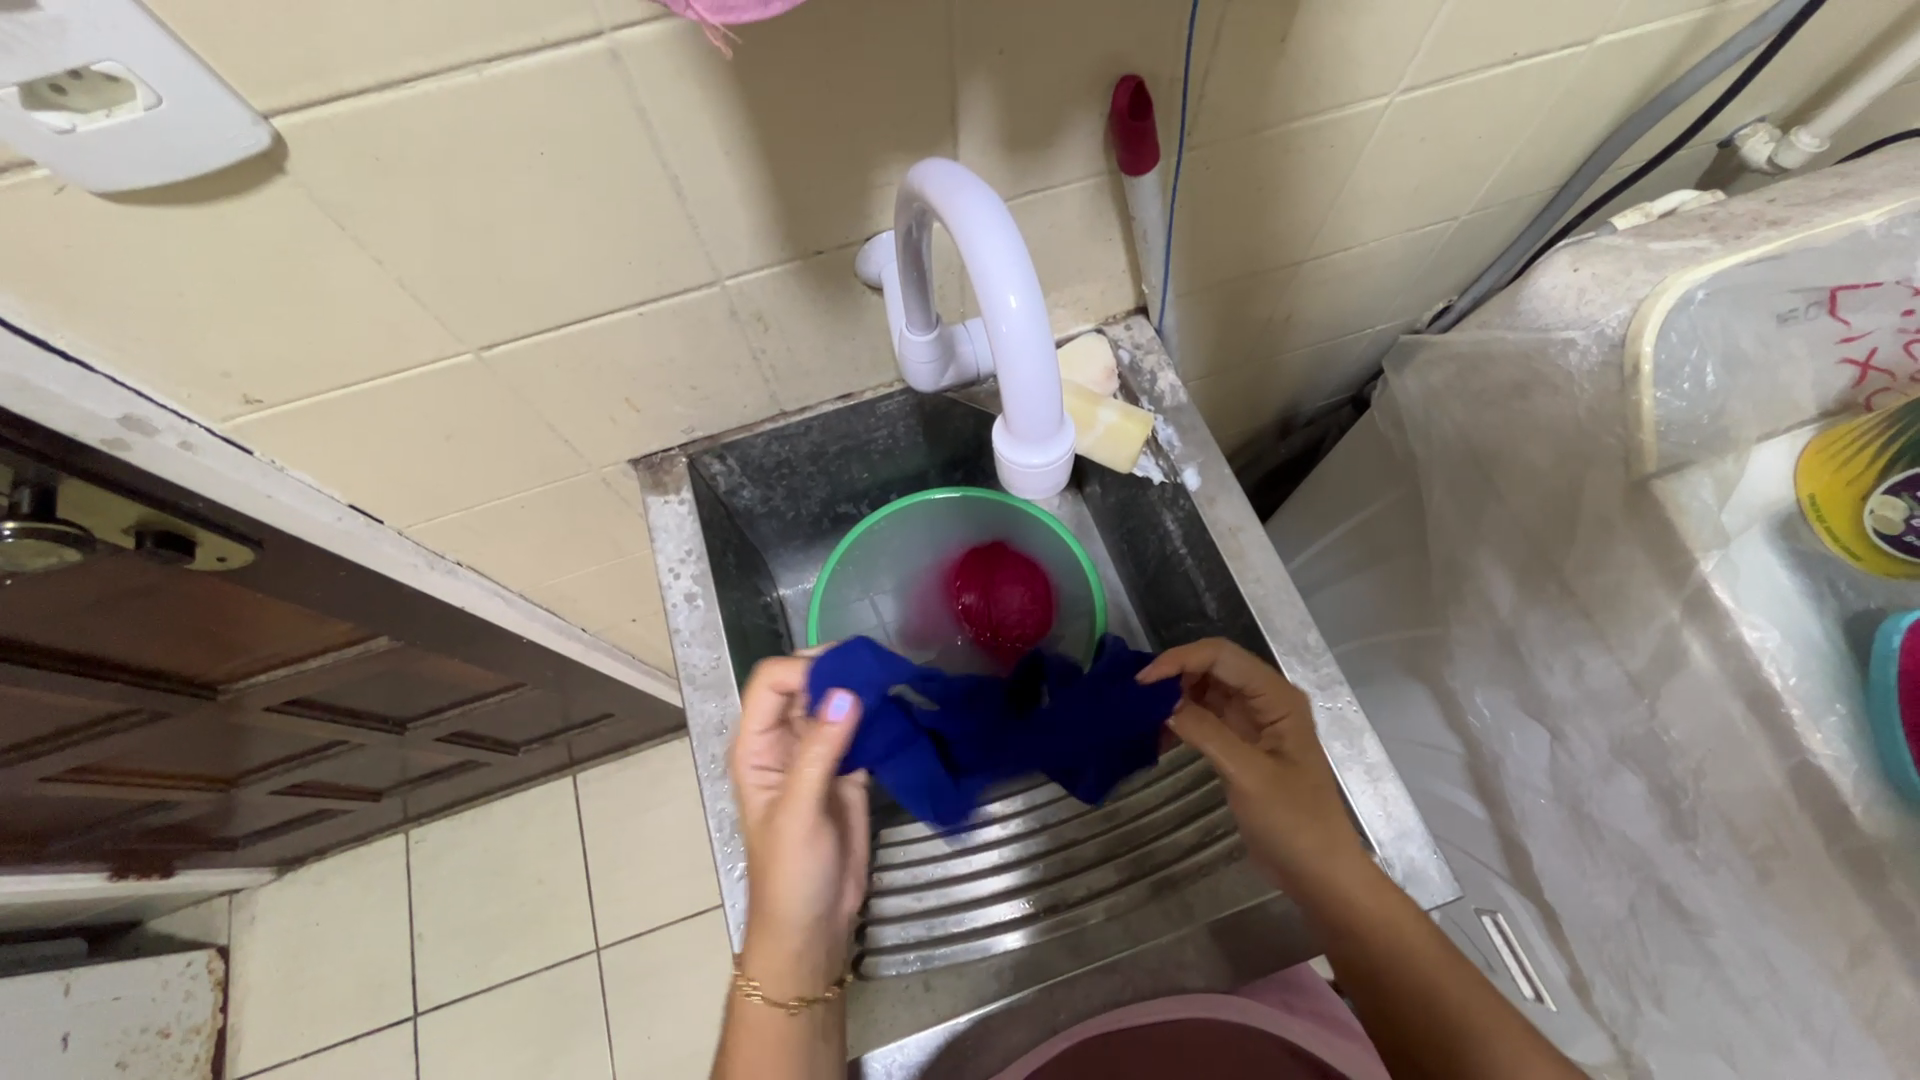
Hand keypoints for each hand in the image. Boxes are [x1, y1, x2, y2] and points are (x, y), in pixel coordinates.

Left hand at [728, 656, 869, 997]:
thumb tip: (845, 692)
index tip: (847, 674)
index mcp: (756, 745)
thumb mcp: (798, 813)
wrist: (814, 924)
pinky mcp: (848, 768)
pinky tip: (898, 707)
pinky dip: (877, 715)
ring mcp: (818, 753)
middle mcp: (784, 740)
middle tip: (877, 666)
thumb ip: (818, 752)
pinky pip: (860, 728)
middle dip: (835, 669)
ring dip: (860, 688)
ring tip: (892, 678)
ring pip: (835, 701)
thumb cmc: (790, 874)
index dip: (803, 669)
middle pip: (804, 683)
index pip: (771, 683)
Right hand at [1137, 638, 1366, 889]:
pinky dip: (1181, 720)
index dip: (1179, 660)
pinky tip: (1158, 737)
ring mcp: (1254, 723)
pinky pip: (1206, 717)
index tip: (1142, 683)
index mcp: (1277, 697)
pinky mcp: (1242, 745)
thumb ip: (1205, 732)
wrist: (1319, 873)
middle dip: (1174, 676)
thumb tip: (1162, 704)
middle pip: (1212, 667)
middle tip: (1136, 699)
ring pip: (1206, 691)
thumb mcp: (1248, 775)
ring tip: (1142, 716)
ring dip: (1174, 698)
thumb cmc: (1294, 822)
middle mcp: (1266, 700)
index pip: (1221, 656)